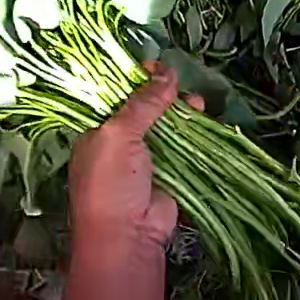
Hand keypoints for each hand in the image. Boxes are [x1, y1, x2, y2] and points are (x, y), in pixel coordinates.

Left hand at [68, 63, 192, 260]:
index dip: (134, 81)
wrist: (128, 234)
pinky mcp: (169, 174)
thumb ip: (142, 104)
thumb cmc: (111, 182)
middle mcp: (119, 144)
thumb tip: (164, 73)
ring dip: (180, 113)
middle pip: (144, 111)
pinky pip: (183, 148)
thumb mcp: (119, 134)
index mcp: (96, 133)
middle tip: (178, 78)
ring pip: (166, 128)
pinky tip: (202, 119)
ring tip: (196, 99)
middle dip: (161, 94)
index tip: (153, 65)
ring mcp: (146, 160)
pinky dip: (193, 135)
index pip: (115, 98)